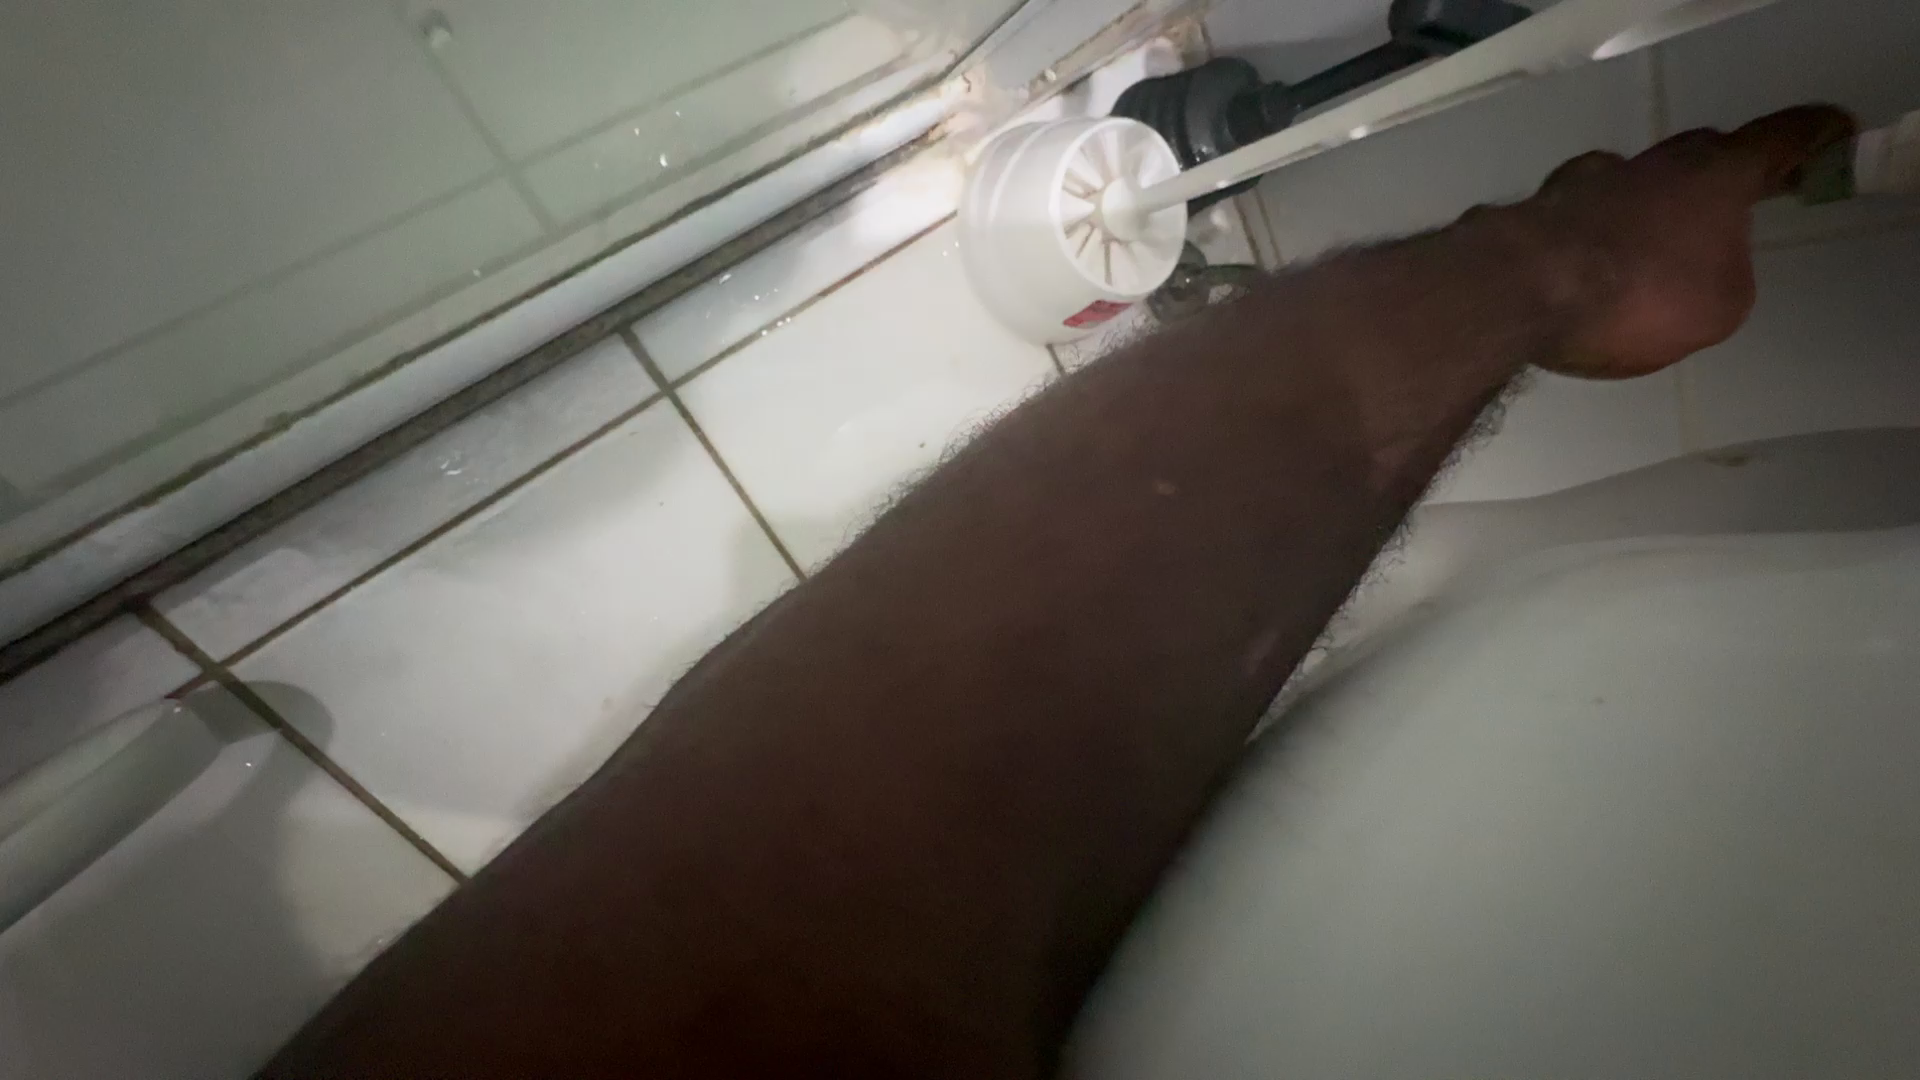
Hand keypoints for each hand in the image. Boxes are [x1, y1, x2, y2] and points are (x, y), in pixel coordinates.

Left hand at [1502, 104, 1854, 378]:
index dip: (1803, 141)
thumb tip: (1694, 274)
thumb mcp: (1712, 310)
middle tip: (1693, 215)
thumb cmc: (1629, 301)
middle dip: (1693, 183)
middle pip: (1681, 159)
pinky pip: (1538, 229)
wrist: (1509, 298)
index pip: (1778, 139)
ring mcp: (1560, 191)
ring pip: (1599, 188)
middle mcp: (1635, 168)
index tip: (1818, 140)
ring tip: (1602, 258)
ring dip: (1608, 215)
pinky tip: (1536, 278)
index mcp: (1710, 176)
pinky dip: (1546, 248)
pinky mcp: (1505, 221)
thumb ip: (1718, 281)